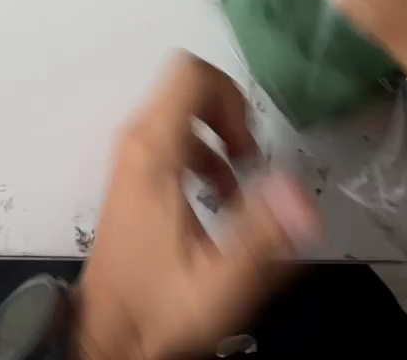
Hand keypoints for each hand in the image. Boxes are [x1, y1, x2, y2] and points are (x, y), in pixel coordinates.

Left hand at [74, 53, 320, 359]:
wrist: (108, 334)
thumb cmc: (156, 306)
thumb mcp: (219, 280)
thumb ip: (262, 233)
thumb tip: (298, 191)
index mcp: (154, 151)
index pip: (189, 73)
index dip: (230, 94)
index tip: (248, 142)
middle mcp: (138, 140)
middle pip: (188, 84)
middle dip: (229, 113)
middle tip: (249, 158)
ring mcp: (134, 153)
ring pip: (182, 107)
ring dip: (219, 134)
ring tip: (240, 182)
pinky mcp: (136, 171)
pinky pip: (174, 134)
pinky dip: (204, 150)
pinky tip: (220, 196)